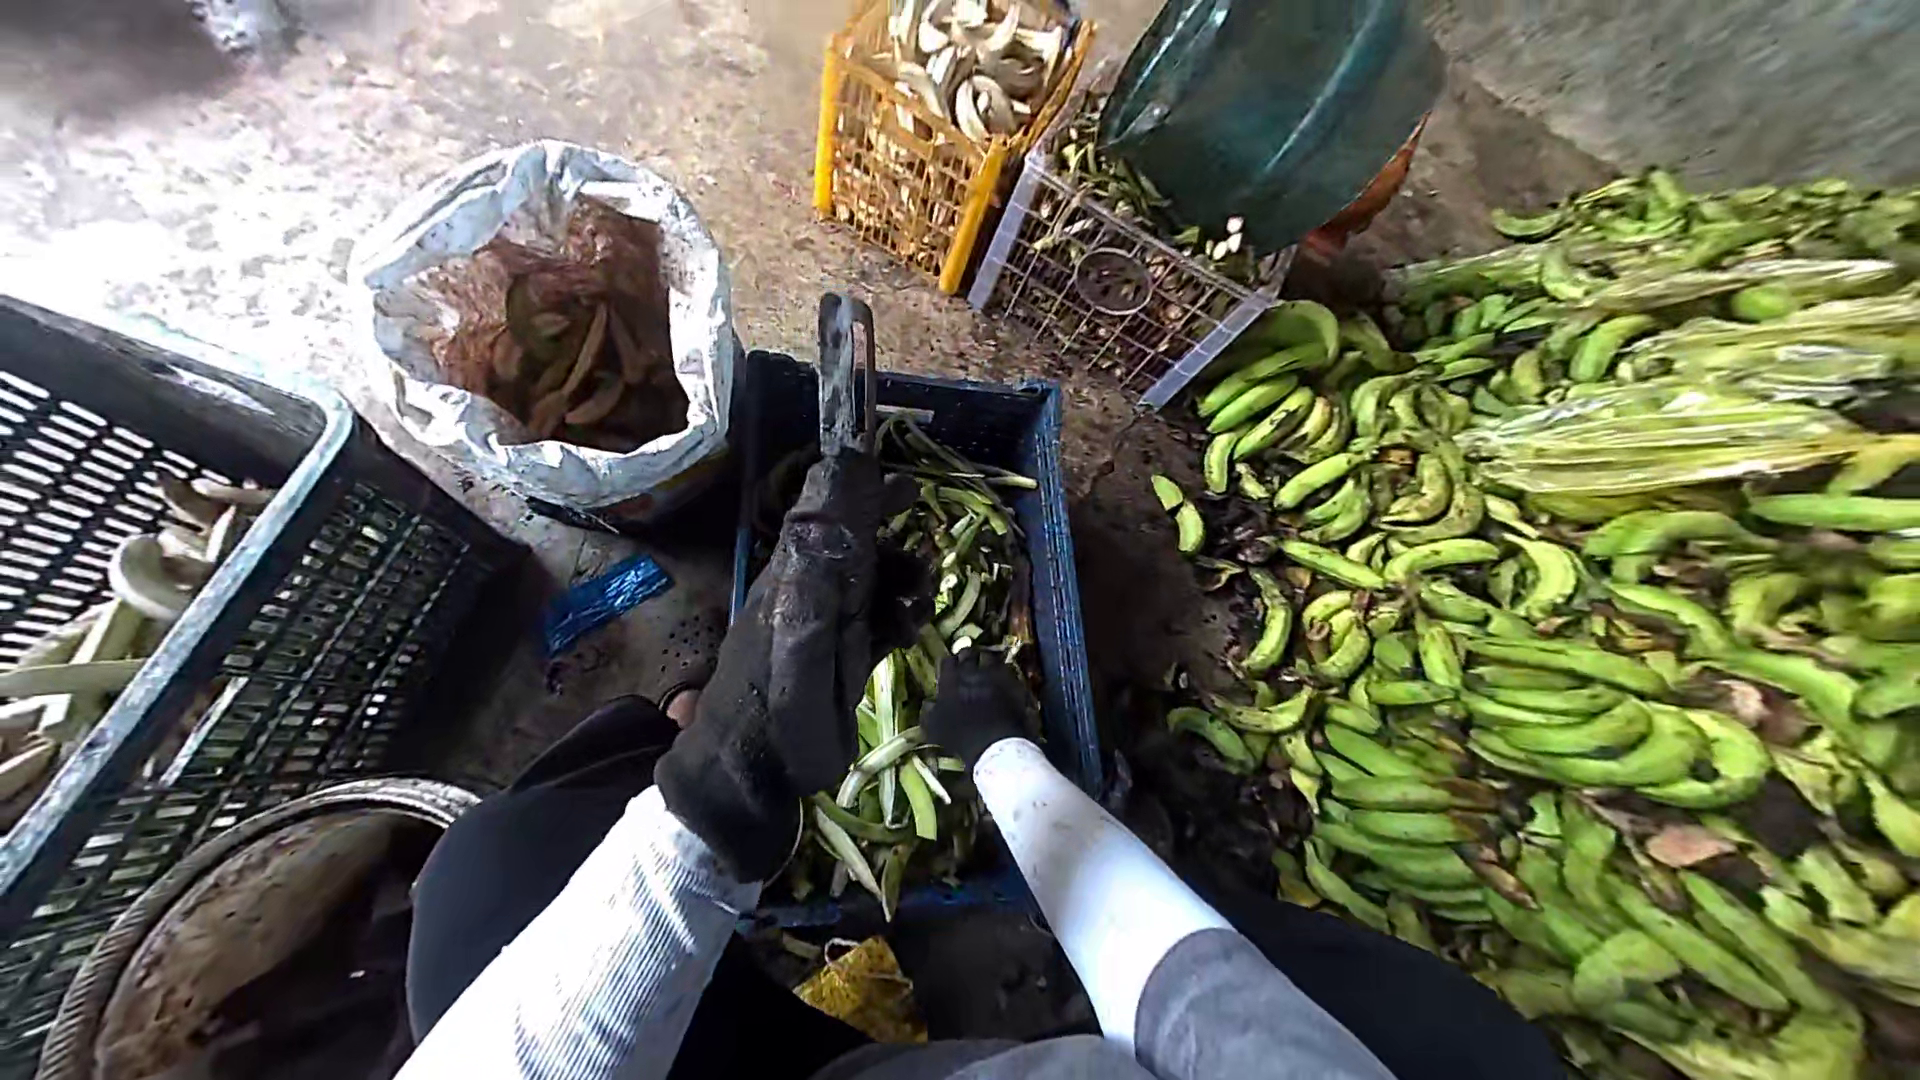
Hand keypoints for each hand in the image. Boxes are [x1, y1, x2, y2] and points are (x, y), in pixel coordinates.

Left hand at [656, 452, 924, 880]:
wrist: (756, 770)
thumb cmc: (777, 699)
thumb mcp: (802, 623)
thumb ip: (825, 555)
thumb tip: (842, 476)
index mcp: (799, 572)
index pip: (831, 513)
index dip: (864, 491)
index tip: (902, 483)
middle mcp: (814, 590)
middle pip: (858, 543)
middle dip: (891, 531)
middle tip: (921, 524)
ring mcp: (830, 623)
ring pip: (875, 582)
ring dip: (903, 580)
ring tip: (919, 597)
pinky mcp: (846, 654)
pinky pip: (881, 620)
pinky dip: (901, 617)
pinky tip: (910, 629)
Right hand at [921, 650, 1033, 768]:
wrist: (995, 743)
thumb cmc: (960, 737)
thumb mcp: (934, 728)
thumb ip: (928, 711)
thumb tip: (929, 702)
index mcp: (950, 680)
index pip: (946, 661)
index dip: (948, 664)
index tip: (949, 670)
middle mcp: (971, 672)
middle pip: (967, 653)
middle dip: (966, 657)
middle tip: (967, 665)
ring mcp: (993, 675)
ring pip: (988, 657)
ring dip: (985, 661)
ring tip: (985, 669)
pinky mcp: (1011, 682)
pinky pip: (1006, 670)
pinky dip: (1002, 673)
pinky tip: (1002, 682)